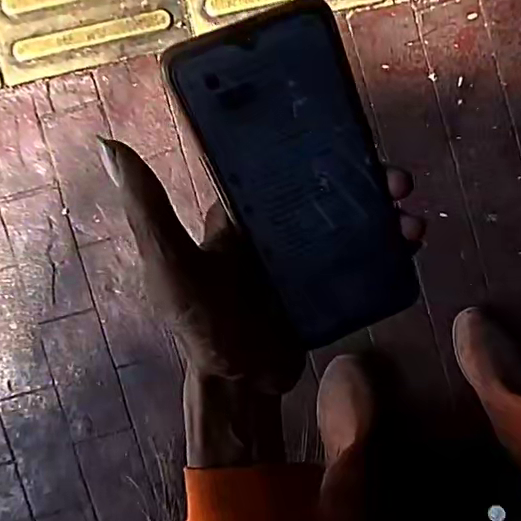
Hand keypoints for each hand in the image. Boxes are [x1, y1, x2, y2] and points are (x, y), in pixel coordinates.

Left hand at [100, 138, 422, 466]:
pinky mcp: (328, 285)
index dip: (317, 144)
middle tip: (396, 181)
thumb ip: (148, 211)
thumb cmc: (198, 323)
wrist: (239, 384)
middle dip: (366, 179)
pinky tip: (409, 246)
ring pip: (354, 220)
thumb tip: (110, 145)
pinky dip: (388, 248)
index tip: (348, 136)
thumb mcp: (169, 265)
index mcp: (241, 212)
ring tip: (410, 219)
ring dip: (385, 212)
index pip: (282, 163)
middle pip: (330, 188)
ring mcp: (306, 256)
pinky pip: (363, 257)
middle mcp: (276, 226)